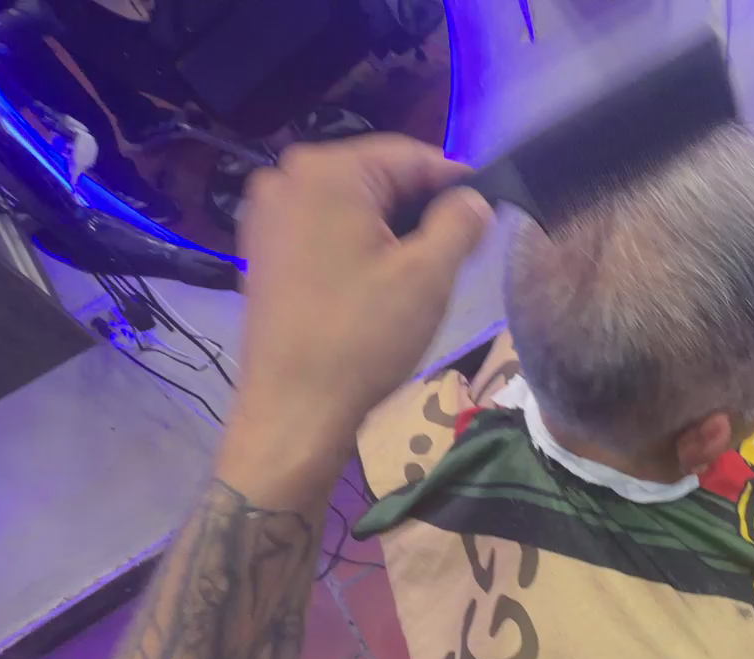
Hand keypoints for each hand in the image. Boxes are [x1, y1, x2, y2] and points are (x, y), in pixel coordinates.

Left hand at [227, 135, 493, 475]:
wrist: (297, 407)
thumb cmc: (364, 337)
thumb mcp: (429, 276)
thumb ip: (460, 224)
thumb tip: (474, 200)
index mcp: (327, 171)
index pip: (410, 155)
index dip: (456, 182)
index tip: (489, 210)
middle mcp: (286, 179)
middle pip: (378, 180)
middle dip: (422, 212)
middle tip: (458, 255)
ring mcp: (267, 217)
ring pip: (352, 211)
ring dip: (392, 235)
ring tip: (422, 279)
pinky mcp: (263, 255)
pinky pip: (326, 236)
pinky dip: (359, 252)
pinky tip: (378, 292)